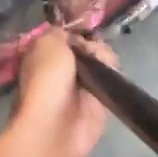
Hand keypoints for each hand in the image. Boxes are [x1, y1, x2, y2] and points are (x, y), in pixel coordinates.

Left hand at [8, 28, 115, 156]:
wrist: (55, 125)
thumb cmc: (47, 80)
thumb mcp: (48, 43)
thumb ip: (60, 33)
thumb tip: (73, 38)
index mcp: (44, 55)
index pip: (67, 36)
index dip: (77, 31)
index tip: (84, 31)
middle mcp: (62, 68)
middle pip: (87, 47)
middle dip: (93, 44)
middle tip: (92, 52)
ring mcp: (82, 85)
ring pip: (101, 60)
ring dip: (104, 57)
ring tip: (101, 64)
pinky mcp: (99, 100)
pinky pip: (111, 79)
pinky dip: (113, 74)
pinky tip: (109, 75)